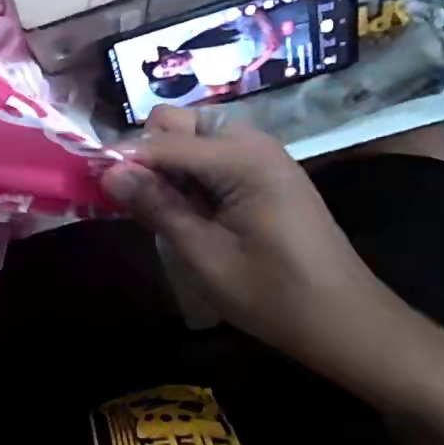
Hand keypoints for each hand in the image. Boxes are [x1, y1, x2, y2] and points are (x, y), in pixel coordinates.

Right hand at [101, 107, 391, 358]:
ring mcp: (260, 153)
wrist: (349, 321)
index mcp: (242, 157)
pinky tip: (189, 212)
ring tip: (163, 213)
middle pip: (176, 123)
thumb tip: (108, 172)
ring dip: (167, 166)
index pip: (163, 142)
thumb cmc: (278, 296)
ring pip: (190, 137)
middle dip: (148, 156)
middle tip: (140, 206)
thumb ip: (158, 208)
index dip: (125, 161)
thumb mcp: (208, 257)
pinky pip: (210, 154)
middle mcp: (251, 140)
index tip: (95, 188)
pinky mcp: (263, 169)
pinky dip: (189, 175)